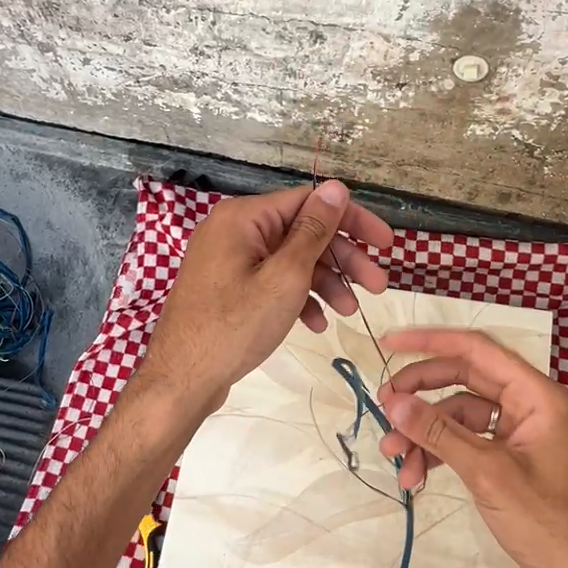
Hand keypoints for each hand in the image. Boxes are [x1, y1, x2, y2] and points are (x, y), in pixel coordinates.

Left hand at [138, 180, 394, 414]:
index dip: (352, 220)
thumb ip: (313, 231)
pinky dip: (297, 298)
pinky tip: (317, 324)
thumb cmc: (234, 326)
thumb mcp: (285, 277)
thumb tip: (335, 187)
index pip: (310, 202)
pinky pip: (271, 282)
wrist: (181, 380)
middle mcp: (235, 231)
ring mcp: (229, 261)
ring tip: (350, 312)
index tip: (385, 244)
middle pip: (303, 232)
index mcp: (245, 217)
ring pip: (290, 260)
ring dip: (325, 282)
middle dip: (343, 259)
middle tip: (378, 286)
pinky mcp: (228, 289)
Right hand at [375, 328, 567, 567]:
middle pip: (464, 380)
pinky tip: (415, 477)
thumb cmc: (547, 522)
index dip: (430, 342)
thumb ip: (438, 433)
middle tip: (383, 405)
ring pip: (459, 417)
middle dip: (421, 393)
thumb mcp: (488, 473)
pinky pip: (466, 444)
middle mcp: (529, 407)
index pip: (476, 350)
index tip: (389, 341)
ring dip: (425, 433)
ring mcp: (519, 436)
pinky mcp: (510, 463)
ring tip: (393, 457)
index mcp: (536, 396)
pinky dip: (439, 455)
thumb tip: (394, 401)